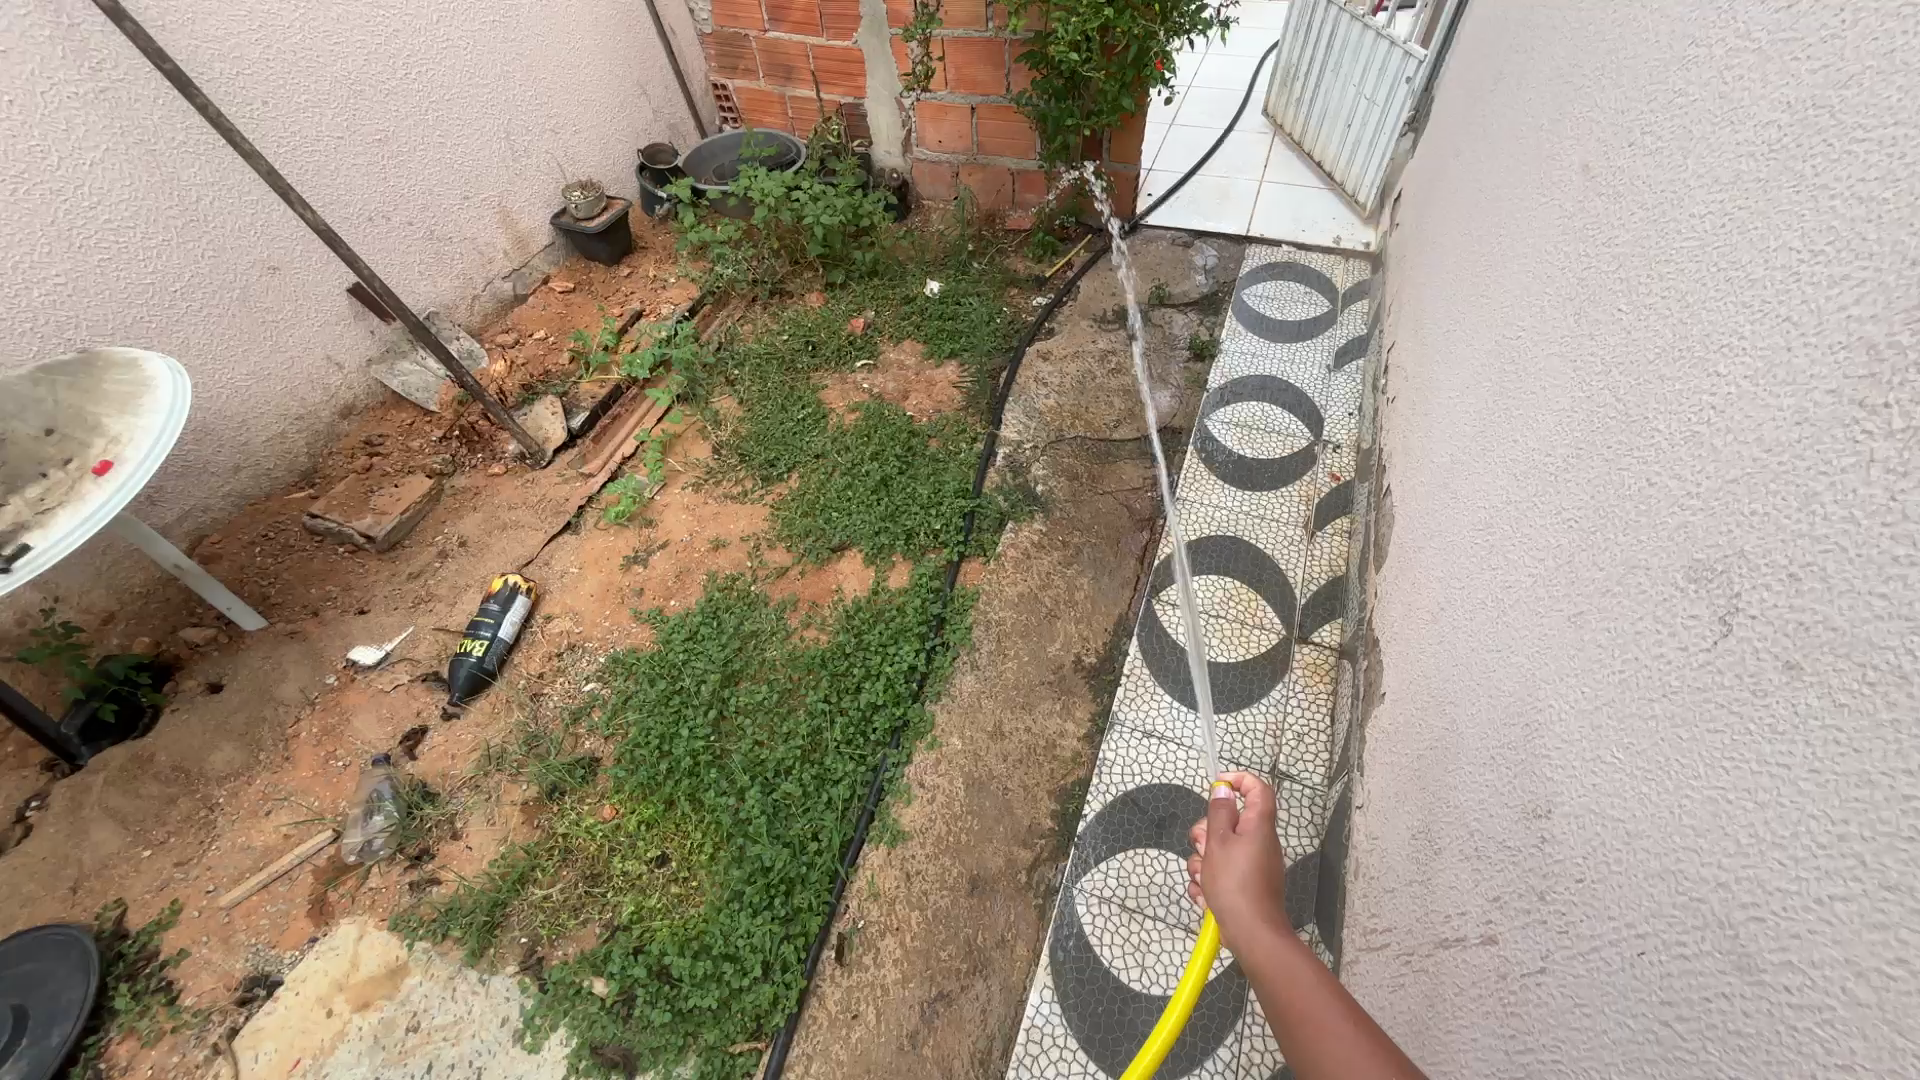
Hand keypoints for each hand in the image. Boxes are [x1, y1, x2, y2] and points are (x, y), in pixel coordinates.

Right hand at [1187, 771, 1288, 951]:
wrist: (1251, 934)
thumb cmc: (1235, 882)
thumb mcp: (1219, 841)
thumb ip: (1220, 812)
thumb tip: (1224, 788)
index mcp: (1258, 826)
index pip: (1258, 789)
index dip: (1239, 780)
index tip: (1216, 784)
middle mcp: (1258, 843)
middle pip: (1228, 822)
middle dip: (1206, 832)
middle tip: (1202, 845)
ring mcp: (1251, 866)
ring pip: (1218, 850)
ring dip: (1202, 862)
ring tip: (1202, 878)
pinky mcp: (1242, 886)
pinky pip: (1219, 874)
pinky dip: (1208, 882)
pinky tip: (1204, 896)